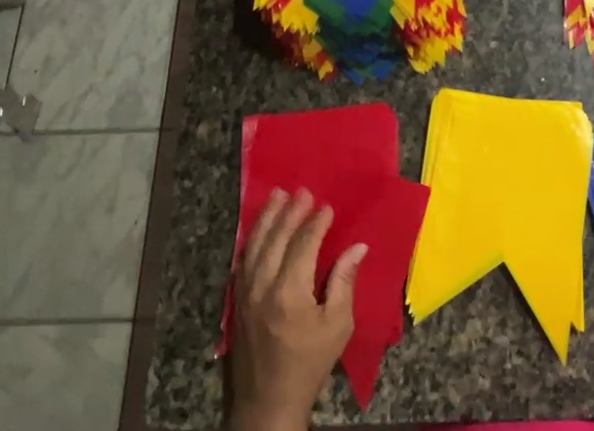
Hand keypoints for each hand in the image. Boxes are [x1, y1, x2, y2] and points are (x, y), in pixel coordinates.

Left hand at [227, 188, 367, 430]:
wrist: (268, 402)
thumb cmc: (310, 364)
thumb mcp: (338, 326)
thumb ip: (343, 282)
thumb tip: (357, 247)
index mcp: (290, 292)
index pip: (303, 245)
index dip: (316, 223)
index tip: (327, 207)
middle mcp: (263, 286)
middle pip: (275, 239)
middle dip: (289, 213)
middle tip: (301, 191)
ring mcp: (245, 294)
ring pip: (254, 246)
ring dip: (266, 219)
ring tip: (277, 196)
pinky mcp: (237, 303)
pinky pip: (242, 262)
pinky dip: (251, 241)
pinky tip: (258, 230)